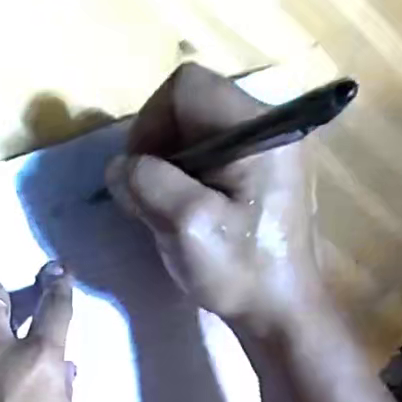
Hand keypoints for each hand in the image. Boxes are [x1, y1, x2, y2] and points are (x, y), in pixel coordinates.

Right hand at [104, 63, 327, 343]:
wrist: (282, 314)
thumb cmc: (240, 273)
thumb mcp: (186, 226)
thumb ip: (148, 184)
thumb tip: (119, 166)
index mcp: (260, 128)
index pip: (186, 87)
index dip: (149, 124)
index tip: (137, 173)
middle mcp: (272, 125)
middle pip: (193, 106)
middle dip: (159, 147)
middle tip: (148, 196)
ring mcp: (272, 149)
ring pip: (199, 132)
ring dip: (172, 166)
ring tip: (167, 209)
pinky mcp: (266, 174)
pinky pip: (214, 156)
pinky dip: (190, 177)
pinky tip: (188, 213)